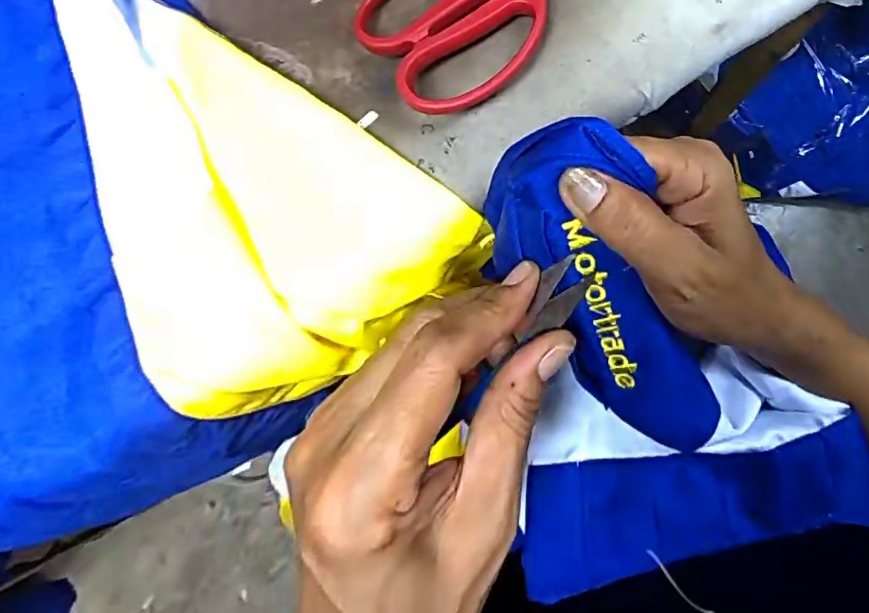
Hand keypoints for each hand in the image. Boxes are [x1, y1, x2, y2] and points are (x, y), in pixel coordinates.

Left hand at [287, 266, 574, 612]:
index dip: (488, 314)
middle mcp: (324, 445)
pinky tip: (478, 355)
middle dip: (482, 310)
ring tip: (514, 335)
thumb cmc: (431, 592)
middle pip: (413, 339)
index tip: (537, 285)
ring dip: (465, 322)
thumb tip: (551, 339)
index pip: (431, 362)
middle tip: (537, 309)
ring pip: (403, 338)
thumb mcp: (488, 516)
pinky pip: (393, 356)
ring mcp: (317, 431)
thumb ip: (513, 419)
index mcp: (359, 482)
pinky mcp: (327, 423)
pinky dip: (444, 342)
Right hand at [557, 136, 829, 361]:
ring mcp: (674, 175)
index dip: (579, 178)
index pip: (620, 152)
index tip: (539, 213)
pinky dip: (600, 220)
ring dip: (585, 211)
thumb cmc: (727, 298)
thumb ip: (631, 224)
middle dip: (578, 197)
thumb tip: (572, 177)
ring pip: (611, 181)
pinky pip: (620, 197)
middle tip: (544, 238)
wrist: (754, 316)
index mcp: (696, 164)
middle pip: (612, 163)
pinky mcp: (664, 195)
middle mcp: (684, 157)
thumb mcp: (678, 269)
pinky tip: (582, 245)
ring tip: (556, 244)